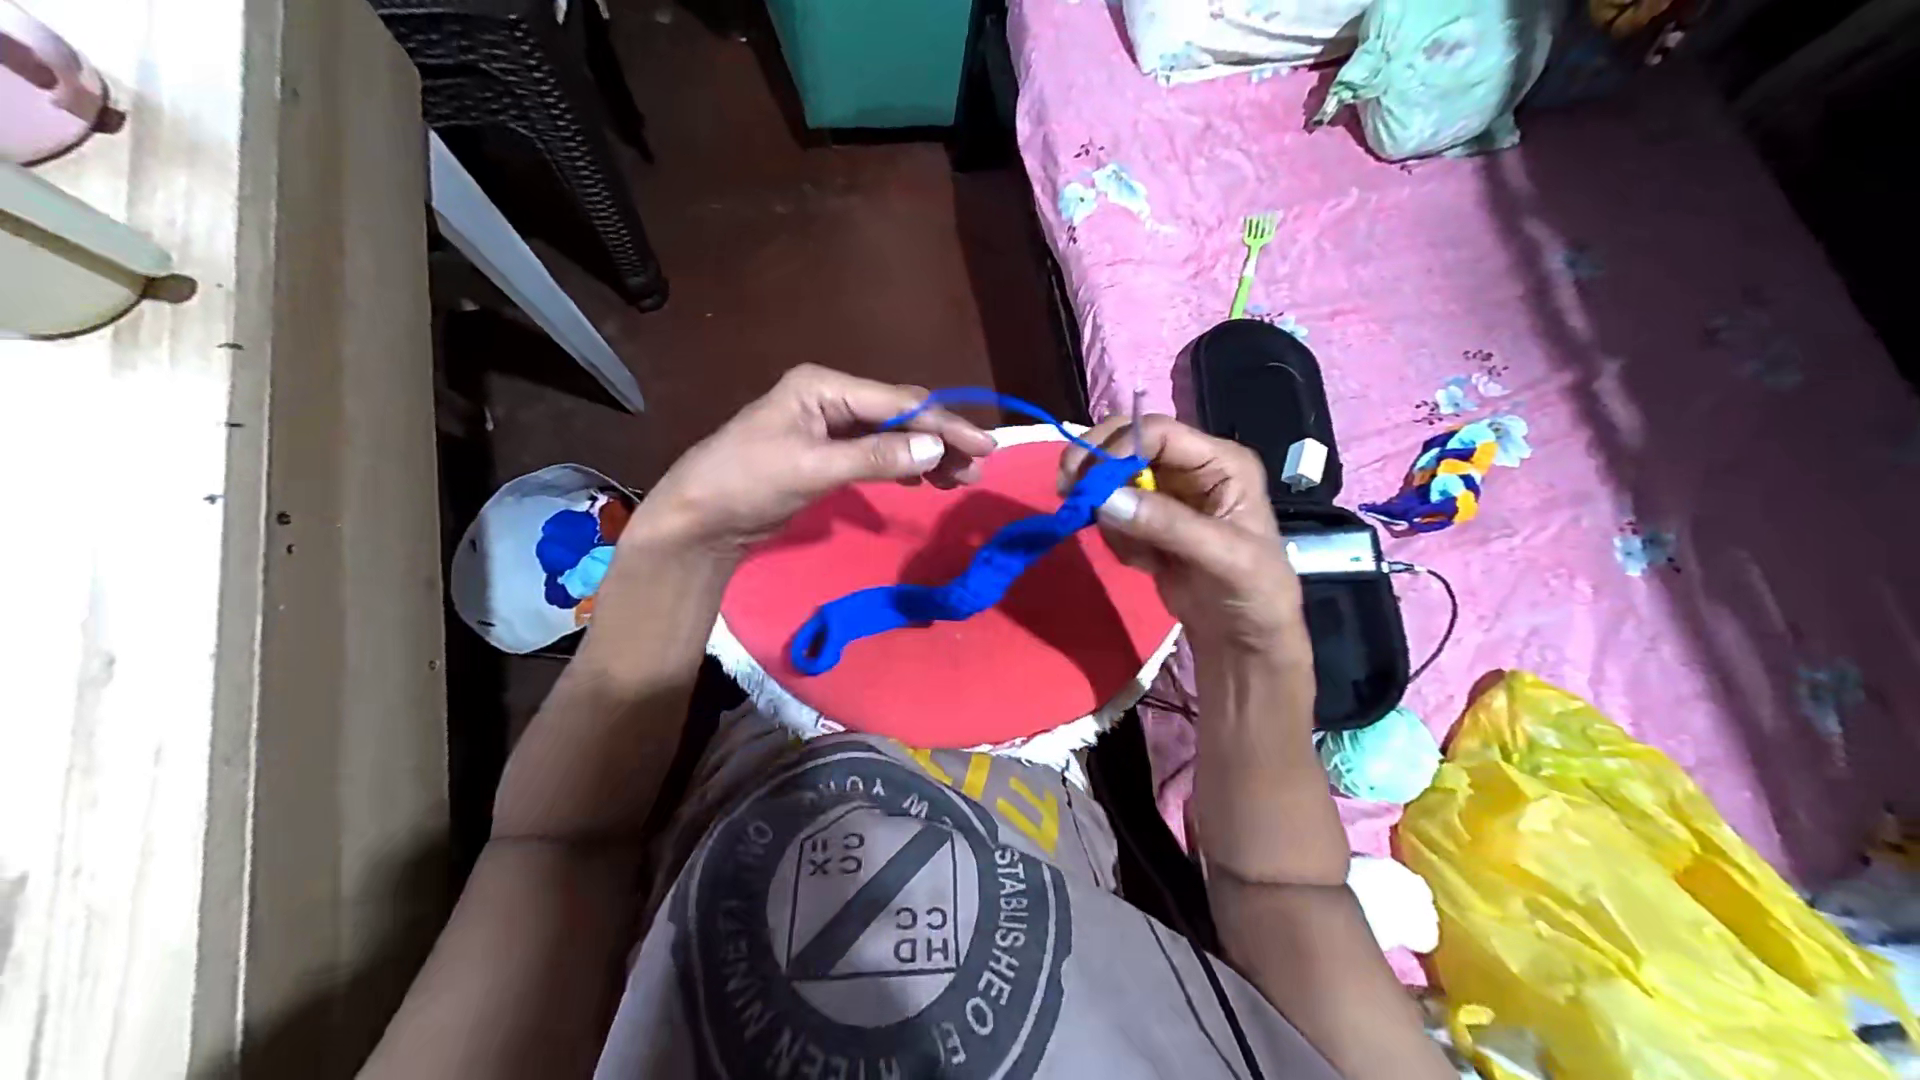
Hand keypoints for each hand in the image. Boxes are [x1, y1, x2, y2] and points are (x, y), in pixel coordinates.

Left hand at [634, 364, 996, 554]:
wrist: (699, 518)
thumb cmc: (747, 482)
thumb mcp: (813, 468)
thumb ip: (876, 457)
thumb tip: (937, 449)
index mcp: (824, 386)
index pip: (898, 402)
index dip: (944, 424)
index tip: (984, 447)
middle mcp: (831, 397)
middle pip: (900, 415)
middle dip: (940, 440)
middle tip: (978, 469)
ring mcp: (829, 425)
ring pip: (892, 435)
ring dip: (925, 455)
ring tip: (959, 480)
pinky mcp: (827, 453)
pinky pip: (876, 453)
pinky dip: (901, 466)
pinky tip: (922, 480)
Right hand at [1057, 414, 1305, 657]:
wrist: (1242, 638)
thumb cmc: (1251, 592)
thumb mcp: (1221, 556)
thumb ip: (1166, 524)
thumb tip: (1105, 498)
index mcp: (1220, 461)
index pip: (1157, 432)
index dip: (1118, 449)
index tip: (1088, 484)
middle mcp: (1189, 467)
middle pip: (1125, 441)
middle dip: (1095, 466)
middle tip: (1069, 493)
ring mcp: (1165, 493)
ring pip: (1110, 478)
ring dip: (1107, 513)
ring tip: (1138, 554)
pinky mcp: (1146, 519)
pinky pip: (1109, 512)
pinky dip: (1114, 537)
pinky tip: (1144, 562)